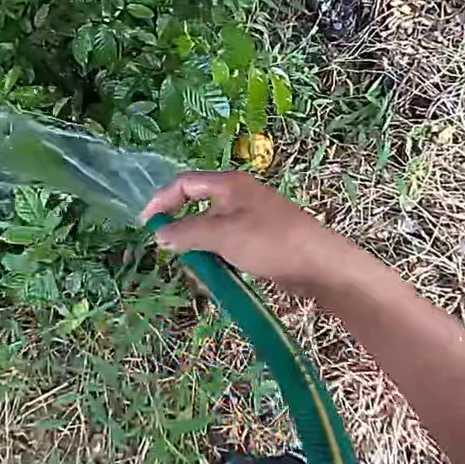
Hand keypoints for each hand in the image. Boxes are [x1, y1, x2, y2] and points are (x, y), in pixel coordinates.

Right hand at [139, 171, 387, 296]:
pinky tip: (224, 279)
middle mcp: (238, 196)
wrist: (318, 263)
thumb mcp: (222, 235)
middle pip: (197, 209)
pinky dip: (220, 260)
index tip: (147, 226)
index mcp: (228, 184)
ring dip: (203, 253)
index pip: (184, 184)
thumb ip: (188, 232)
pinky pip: (228, 247)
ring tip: (207, 275)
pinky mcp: (259, 240)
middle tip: (181, 258)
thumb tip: (160, 234)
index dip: (162, 201)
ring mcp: (250, 218)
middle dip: (185, 235)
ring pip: (212, 233)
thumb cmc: (269, 241)